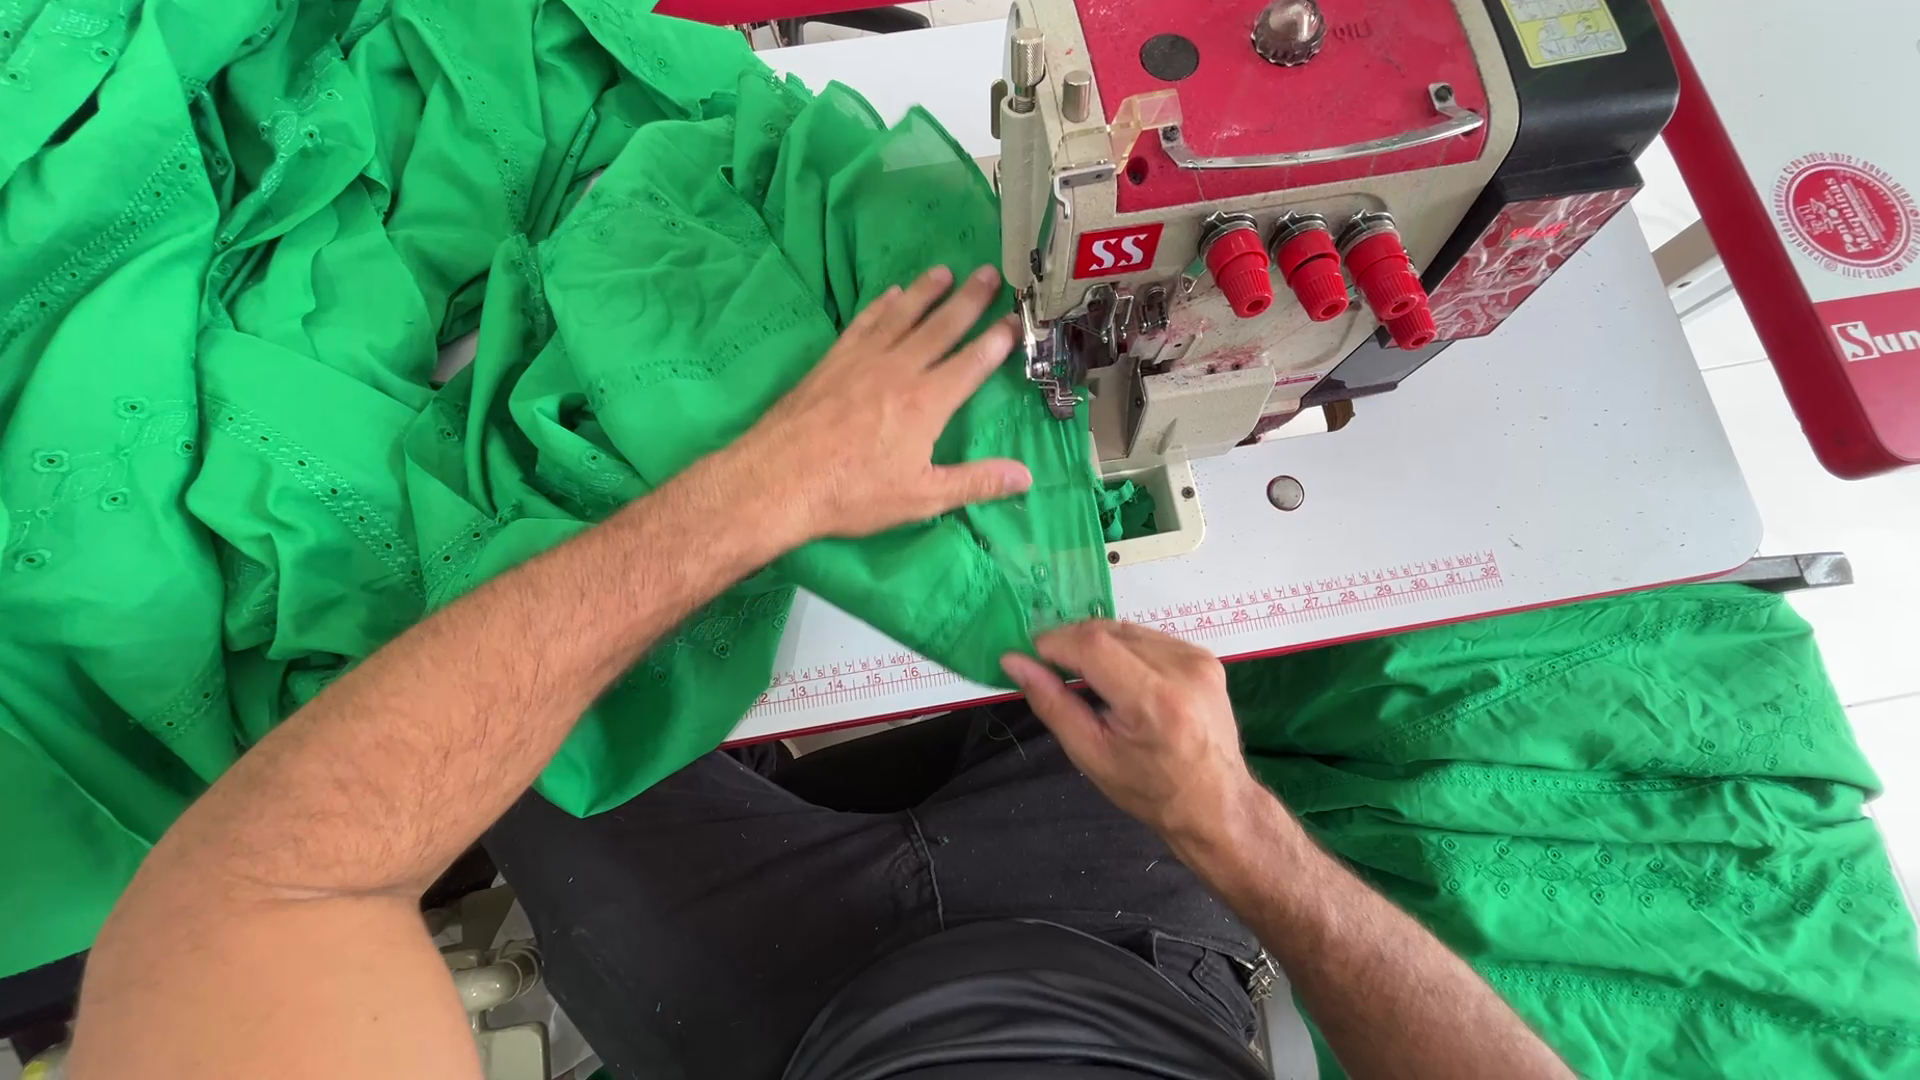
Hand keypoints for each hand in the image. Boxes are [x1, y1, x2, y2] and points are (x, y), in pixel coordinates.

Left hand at [738, 264, 1031, 541]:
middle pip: (941, 327)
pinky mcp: (833, 361)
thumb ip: (975, 483)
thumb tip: (1026, 476)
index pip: (971, 364)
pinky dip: (880, 306)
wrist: (779, 479)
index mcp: (927, 403)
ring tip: (945, 272)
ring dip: (926, 292)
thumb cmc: (853, 493)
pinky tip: (890, 295)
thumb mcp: (921, 498)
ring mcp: (863, 361)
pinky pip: (863, 323)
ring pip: (902, 316)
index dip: (996, 341)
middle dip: (969, 300)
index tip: (1014, 320)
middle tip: (988, 273)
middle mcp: (899, 370)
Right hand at [1000, 621, 1267, 850]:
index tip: (1029, 656)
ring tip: (1086, 678)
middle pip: (1107, 631)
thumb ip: (1051, 703)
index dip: (1054, 643)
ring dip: (1095, 644)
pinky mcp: (1203, 655)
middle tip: (1050, 668)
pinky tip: (1118, 677)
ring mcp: (1197, 658)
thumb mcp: (1091, 754)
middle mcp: (1182, 669)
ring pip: (1125, 629)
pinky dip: (1121, 648)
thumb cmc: (1149, 790)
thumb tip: (1014, 662)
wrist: (1216, 803)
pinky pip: (1146, 636)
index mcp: (1155, 701)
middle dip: (1070, 643)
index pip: (1093, 645)